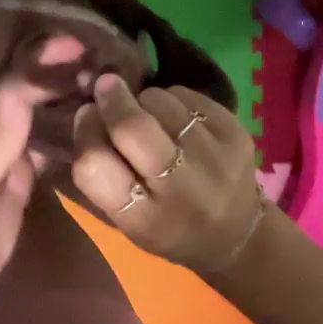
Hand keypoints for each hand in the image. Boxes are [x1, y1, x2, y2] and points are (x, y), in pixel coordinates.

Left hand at [0, 49, 71, 323]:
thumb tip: (22, 84)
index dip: (30, 56)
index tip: (71, 41)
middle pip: (15, 88)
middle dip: (51, 69)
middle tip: (98, 53)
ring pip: (31, 112)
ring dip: (61, 94)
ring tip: (103, 74)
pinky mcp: (16, 176)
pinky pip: (42, 143)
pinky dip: (65, 129)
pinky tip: (93, 115)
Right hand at [70, 73, 264, 272]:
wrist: (237, 235)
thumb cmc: (166, 226)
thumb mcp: (124, 219)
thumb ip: (99, 171)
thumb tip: (86, 109)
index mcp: (143, 218)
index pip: (94, 166)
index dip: (85, 133)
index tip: (85, 115)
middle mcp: (181, 191)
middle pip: (133, 128)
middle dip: (113, 101)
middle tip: (105, 87)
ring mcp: (214, 159)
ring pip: (159, 102)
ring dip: (143, 101)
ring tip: (148, 116)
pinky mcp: (236, 133)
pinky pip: (186, 96)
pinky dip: (172, 100)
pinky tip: (175, 119)